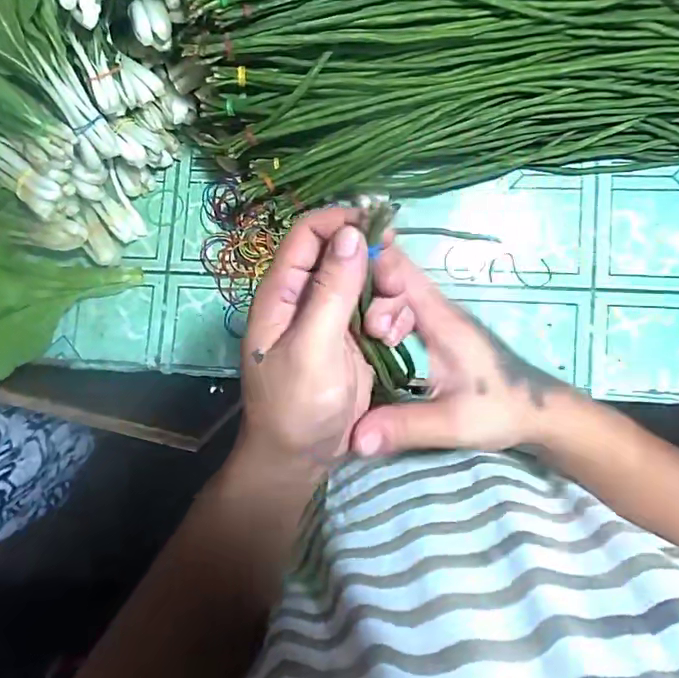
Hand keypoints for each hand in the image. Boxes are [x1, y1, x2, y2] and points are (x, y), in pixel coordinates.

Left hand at [239, 207, 380, 465]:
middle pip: (343, 252)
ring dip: (385, 292)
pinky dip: (390, 312)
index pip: (308, 234)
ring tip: (388, 327)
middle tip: (395, 282)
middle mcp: (305, 297)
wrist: (302, 457)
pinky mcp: (352, 335)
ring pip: (365, 279)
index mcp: (283, 292)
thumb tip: (352, 233)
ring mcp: (330, 316)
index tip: (381, 225)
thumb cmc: (296, 405)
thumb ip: (332, 291)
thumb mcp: (312, 348)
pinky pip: (376, 306)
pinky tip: (392, 336)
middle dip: (373, 261)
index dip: (341, 220)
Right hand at [350, 243, 577, 457]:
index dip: (373, 271)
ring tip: (374, 339)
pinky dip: (393, 320)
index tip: (348, 292)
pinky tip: (383, 343)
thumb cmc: (501, 410)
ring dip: (382, 310)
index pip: (404, 274)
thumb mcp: (452, 424)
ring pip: (404, 296)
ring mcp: (445, 322)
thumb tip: (354, 438)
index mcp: (444, 322)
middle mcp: (443, 313)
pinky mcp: (445, 334)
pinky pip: (411, 312)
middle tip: (367, 333)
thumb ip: (404, 427)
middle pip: (399, 282)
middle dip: (374, 298)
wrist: (539, 411)